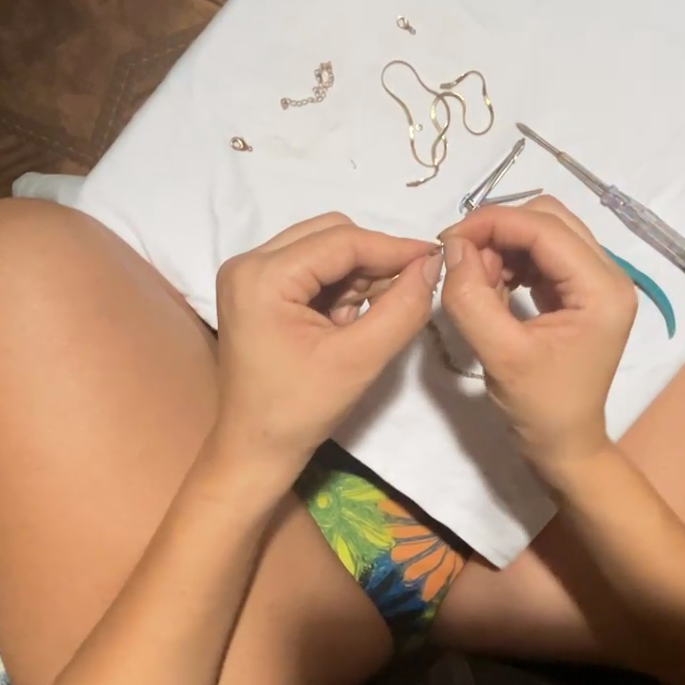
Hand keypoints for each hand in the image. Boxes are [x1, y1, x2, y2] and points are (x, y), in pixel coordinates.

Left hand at [210, 213, 439, 473]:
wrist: (255, 448)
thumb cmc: (301, 410)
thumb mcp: (360, 359)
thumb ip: (402, 308)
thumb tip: (433, 263)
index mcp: (262, 276)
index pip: (341, 240)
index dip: (393, 247)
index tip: (436, 259)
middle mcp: (249, 263)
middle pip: (330, 235)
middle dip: (373, 260)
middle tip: (409, 289)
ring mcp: (250, 276)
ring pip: (324, 250)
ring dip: (358, 275)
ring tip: (378, 313)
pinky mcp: (258, 292)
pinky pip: (312, 271)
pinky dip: (341, 288)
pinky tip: (353, 320)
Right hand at [439, 198, 635, 479]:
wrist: (563, 444)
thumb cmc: (539, 407)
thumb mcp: (500, 355)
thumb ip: (472, 298)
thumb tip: (452, 248)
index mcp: (602, 289)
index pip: (545, 228)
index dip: (493, 223)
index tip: (448, 241)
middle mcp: (608, 275)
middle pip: (548, 219)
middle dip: (499, 231)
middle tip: (462, 263)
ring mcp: (595, 282)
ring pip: (543, 233)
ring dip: (503, 245)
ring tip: (477, 280)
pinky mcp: (578, 292)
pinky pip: (541, 256)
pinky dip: (511, 260)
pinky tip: (493, 286)